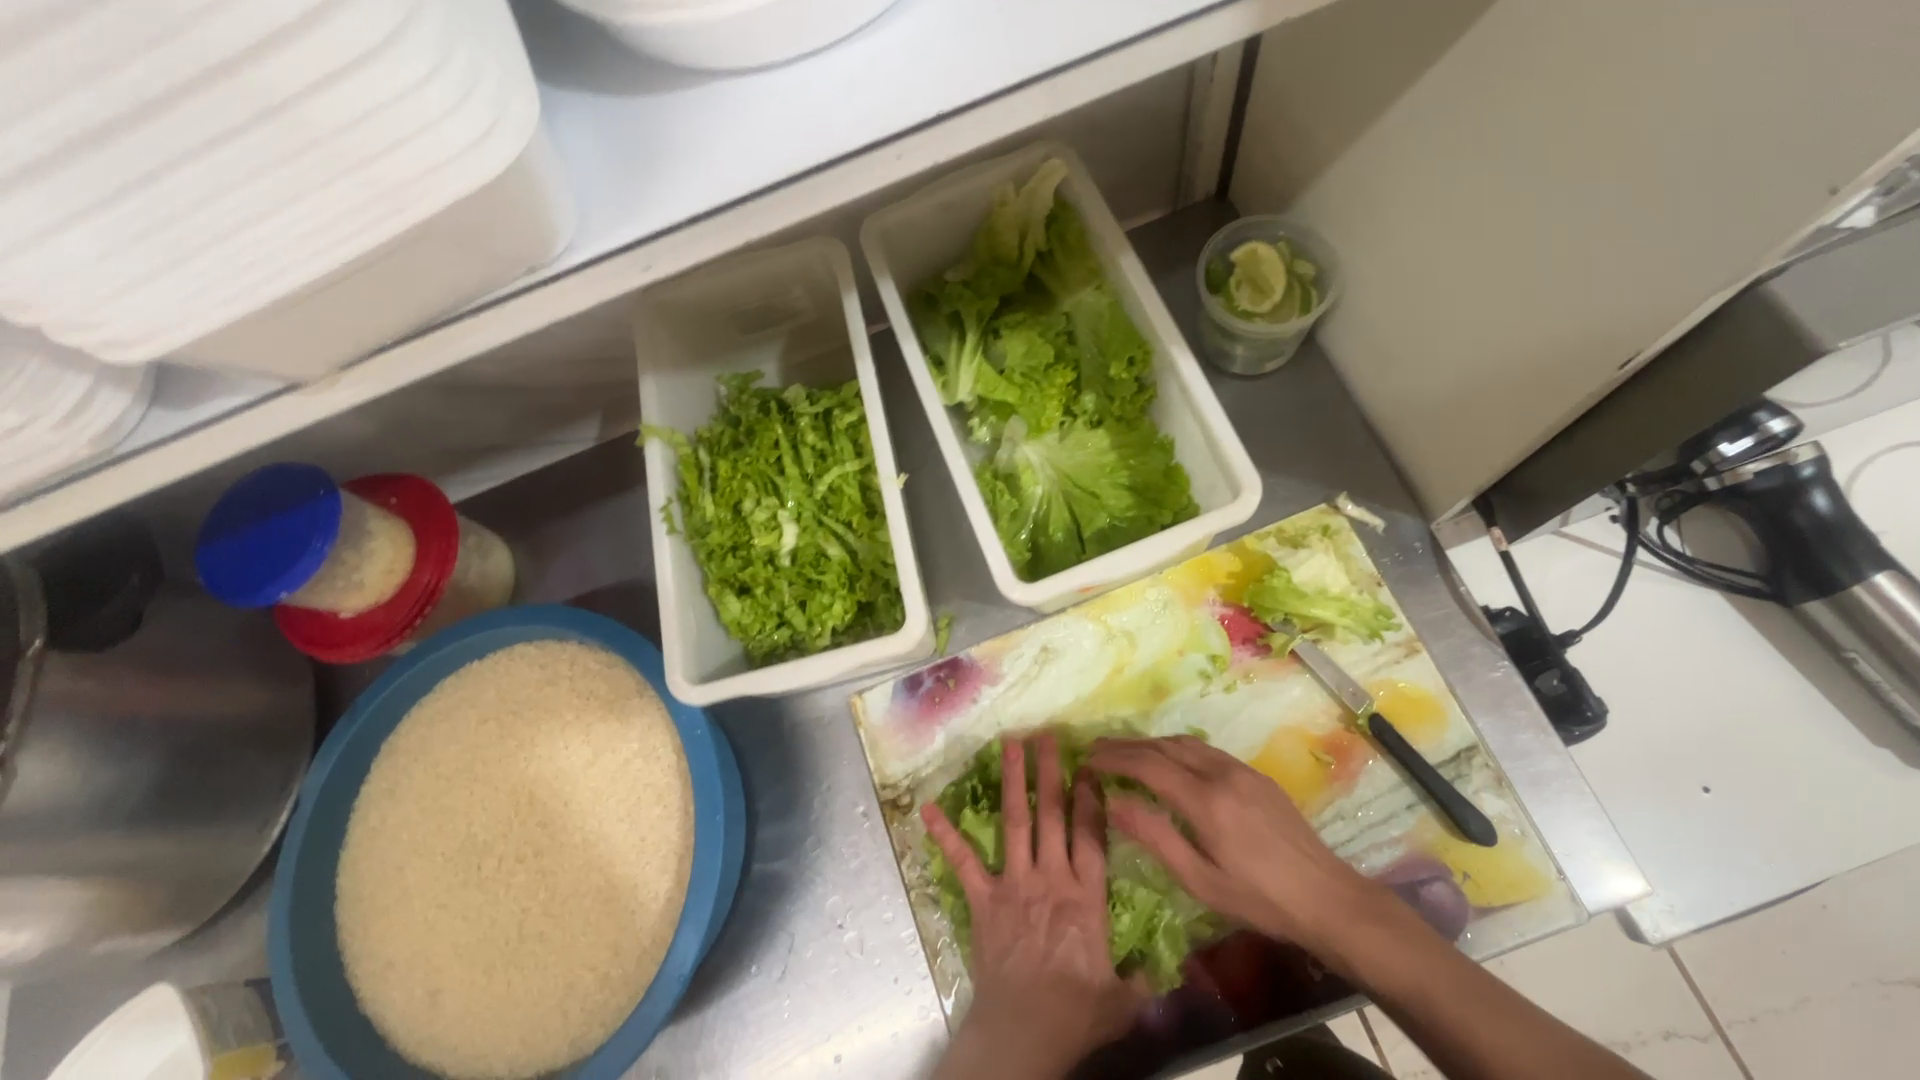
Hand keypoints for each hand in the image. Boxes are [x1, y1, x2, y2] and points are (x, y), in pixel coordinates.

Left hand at [923, 736, 1143, 1079]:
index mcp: (1087, 895)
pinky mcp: (983, 900)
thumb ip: (1142, 978)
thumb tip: (1164, 972)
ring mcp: (1014, 885)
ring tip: (1010, 744)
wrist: (1024, 1031)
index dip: (1091, 796)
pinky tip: (928, 809)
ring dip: (1012, 781)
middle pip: (1053, 815)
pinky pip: (963, 861)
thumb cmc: (1076, 1015)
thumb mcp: (1123, 999)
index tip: (1090, 764)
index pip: (1091, 834)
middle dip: (1050, 772)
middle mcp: (1052, 878)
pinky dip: (945, 835)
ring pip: (1016, 822)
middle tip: (1046, 735)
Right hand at [1088, 735, 1383, 952]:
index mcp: (1206, 801)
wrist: (1327, 897)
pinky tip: (1170, 762)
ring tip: (1126, 752)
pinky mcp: (1257, 777)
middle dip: (1127, 745)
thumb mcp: (1200, 880)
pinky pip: (1207, 751)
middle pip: (1165, 747)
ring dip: (1152, 743)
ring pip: (1187, 744)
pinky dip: (1177, 749)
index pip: (1148, 765)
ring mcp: (1243, 771)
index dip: (1114, 758)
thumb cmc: (1259, 899)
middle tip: (1097, 749)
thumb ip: (1156, 837)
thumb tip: (1115, 802)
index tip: (1087, 758)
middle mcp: (1222, 774)